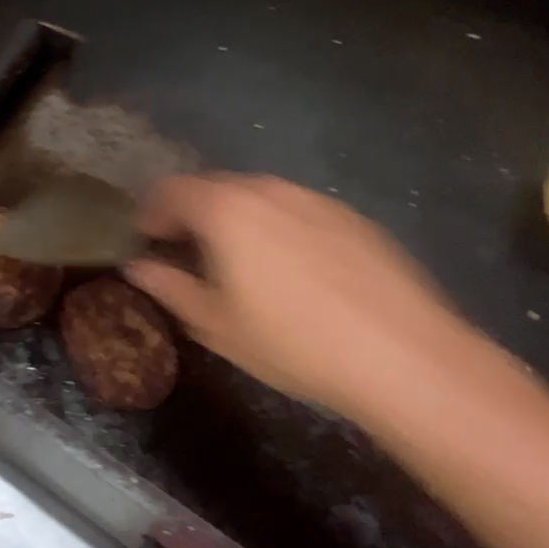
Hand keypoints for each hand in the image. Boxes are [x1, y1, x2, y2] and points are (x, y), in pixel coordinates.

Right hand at [124, 174, 491, 416]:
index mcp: (225, 208)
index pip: (169, 190)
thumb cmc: (296, 343)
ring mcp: (316, 200)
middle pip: (213, 187)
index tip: (146, 241)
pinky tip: (296, 273)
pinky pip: (298, 211)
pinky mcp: (355, 218)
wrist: (410, 360)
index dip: (149, 213)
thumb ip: (169, 288)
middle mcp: (267, 190)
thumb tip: (138, 268)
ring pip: (259, 197)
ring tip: (242, 263)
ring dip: (238, 219)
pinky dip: (280, 228)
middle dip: (193, 213)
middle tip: (188, 253)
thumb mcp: (216, 325)